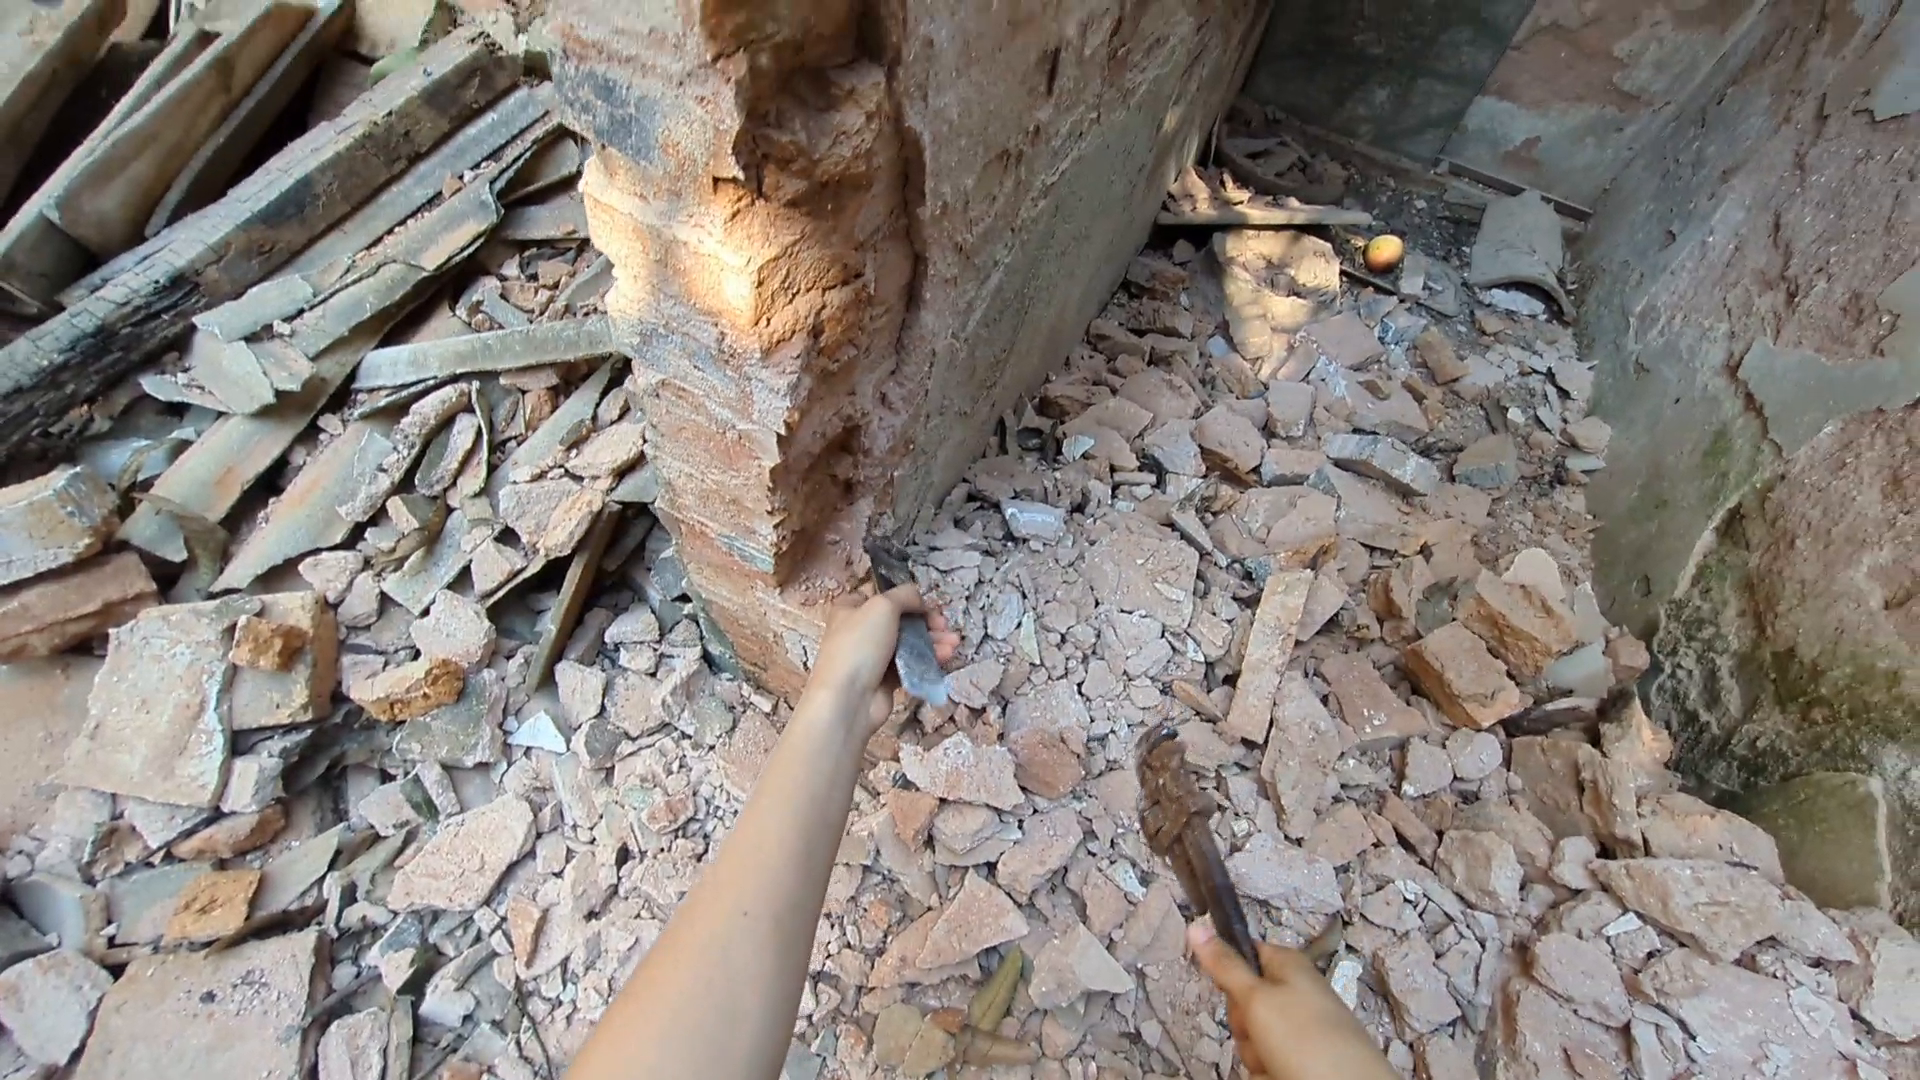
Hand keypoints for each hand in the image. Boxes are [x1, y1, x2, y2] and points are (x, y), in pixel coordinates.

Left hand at [805, 585, 959, 734]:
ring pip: (909, 643)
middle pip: (901, 621)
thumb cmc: (861, 644)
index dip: (908, 599)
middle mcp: (861, 631)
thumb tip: (921, 598)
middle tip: (945, 626)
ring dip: (933, 641)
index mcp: (852, 609)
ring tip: (953, 644)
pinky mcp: (885, 679)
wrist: (848, 699)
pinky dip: (928, 660)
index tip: (929, 605)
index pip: (884, 597)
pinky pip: (911, 664)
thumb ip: (905, 595)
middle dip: (927, 622)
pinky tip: (945, 657)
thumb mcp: (883, 606)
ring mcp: (873, 657)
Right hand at [1188, 923, 1397, 1079]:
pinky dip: (1272, 1075)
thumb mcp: (1257, 999)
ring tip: (1279, 1066)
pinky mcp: (1305, 1064)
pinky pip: (1270, 1064)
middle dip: (1245, 1027)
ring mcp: (1301, 1032)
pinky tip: (1285, 1079)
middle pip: (1244, 1004)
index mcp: (1287, 966)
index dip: (1231, 977)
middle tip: (1260, 1035)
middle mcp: (1294, 994)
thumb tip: (1196, 923)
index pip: (1243, 955)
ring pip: (1254, 1040)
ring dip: (1258, 1057)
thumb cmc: (1306, 1041)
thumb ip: (1224, 965)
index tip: (1235, 995)